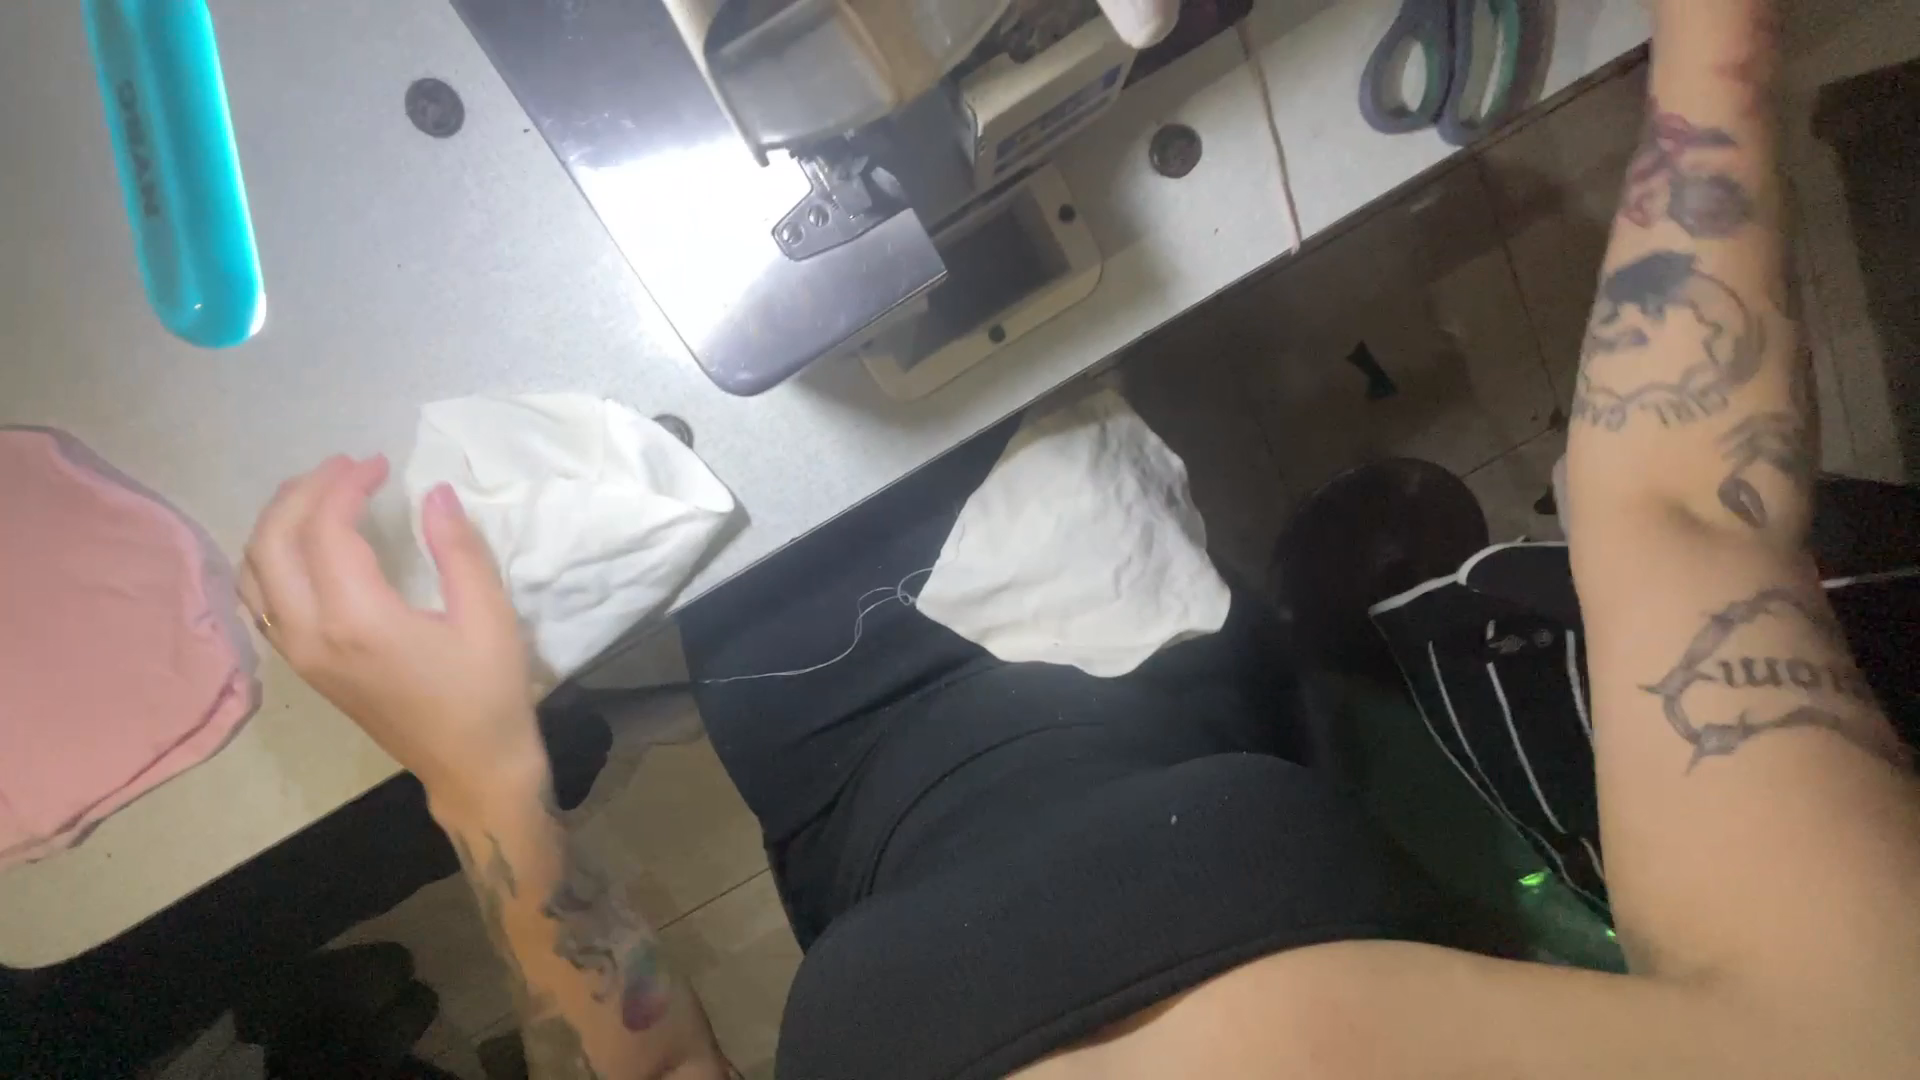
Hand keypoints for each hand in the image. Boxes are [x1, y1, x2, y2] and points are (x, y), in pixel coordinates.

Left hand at [239, 455, 545, 805]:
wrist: (471, 763)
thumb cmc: (489, 689)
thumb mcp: (489, 616)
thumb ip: (459, 551)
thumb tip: (436, 493)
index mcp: (357, 619)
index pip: (326, 531)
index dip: (347, 487)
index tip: (382, 463)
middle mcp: (309, 633)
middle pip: (273, 544)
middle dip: (303, 494)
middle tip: (348, 467)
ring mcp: (298, 653)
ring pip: (256, 571)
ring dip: (280, 522)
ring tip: (321, 494)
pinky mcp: (305, 665)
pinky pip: (264, 598)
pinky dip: (274, 557)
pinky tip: (307, 547)